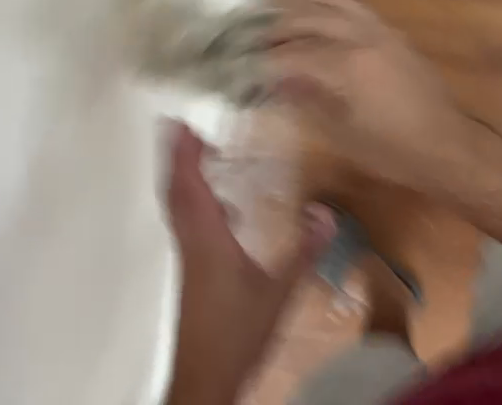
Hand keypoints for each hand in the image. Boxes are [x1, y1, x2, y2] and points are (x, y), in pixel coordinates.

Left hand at [162, 123, 334, 404]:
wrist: (203, 380)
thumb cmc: (237, 333)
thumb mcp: (278, 293)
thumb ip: (303, 252)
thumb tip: (325, 211)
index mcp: (207, 240)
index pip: (190, 186)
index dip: (184, 153)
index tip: (182, 121)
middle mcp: (191, 243)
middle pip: (176, 192)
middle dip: (179, 158)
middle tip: (187, 128)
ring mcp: (188, 259)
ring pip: (178, 209)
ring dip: (184, 178)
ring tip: (202, 157)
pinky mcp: (191, 273)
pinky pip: (186, 224)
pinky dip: (194, 203)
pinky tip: (222, 210)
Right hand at [266, 0, 477, 191]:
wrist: (448, 146)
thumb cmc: (393, 153)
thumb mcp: (342, 135)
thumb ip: (307, 102)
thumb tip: (276, 83)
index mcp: (347, 67)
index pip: (292, 57)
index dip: (264, 64)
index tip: (242, 70)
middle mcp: (362, 38)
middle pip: (309, 20)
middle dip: (278, 30)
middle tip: (255, 44)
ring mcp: (382, 32)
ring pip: (335, 5)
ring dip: (305, 11)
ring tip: (283, 24)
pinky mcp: (394, 35)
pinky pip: (356, 10)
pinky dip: (332, 10)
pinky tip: (320, 23)